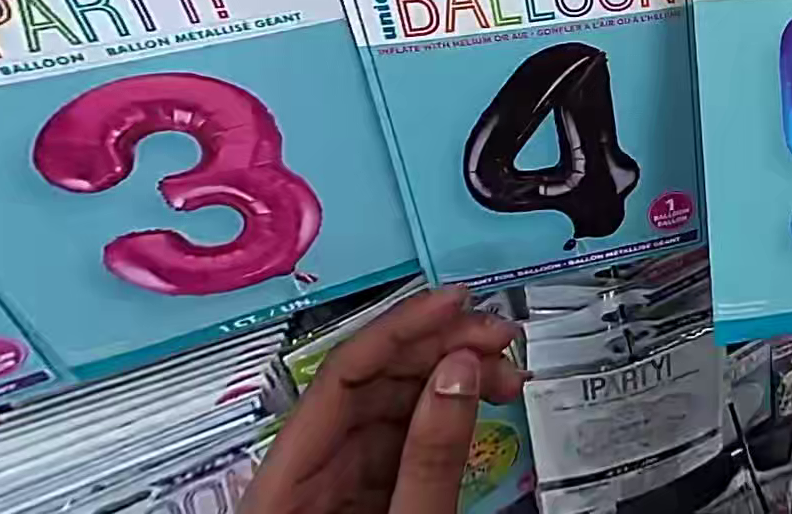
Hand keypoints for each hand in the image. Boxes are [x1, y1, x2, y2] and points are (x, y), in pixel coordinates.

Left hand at [244, 287, 525, 513]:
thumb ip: (430, 454)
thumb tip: (462, 364)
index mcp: (283, 491)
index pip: (341, 375)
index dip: (403, 325)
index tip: (458, 300)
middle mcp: (303, 476)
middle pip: (373, 379)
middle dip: (445, 347)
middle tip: (502, 338)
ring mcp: (334, 484)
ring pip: (395, 397)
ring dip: (456, 370)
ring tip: (508, 368)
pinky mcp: (365, 492)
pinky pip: (407, 427)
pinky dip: (452, 403)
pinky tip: (486, 395)